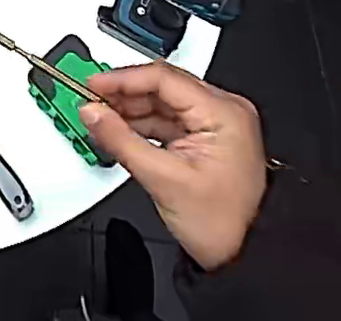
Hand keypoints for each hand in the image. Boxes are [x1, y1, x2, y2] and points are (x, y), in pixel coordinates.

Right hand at [79, 63, 266, 268]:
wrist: (250, 262)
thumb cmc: (227, 227)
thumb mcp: (164, 180)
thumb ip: (121, 140)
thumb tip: (91, 112)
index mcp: (223, 113)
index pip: (162, 78)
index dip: (121, 79)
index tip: (92, 84)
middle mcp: (222, 110)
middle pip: (159, 85)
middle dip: (122, 93)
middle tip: (90, 99)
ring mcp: (213, 122)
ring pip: (158, 100)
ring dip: (128, 108)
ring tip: (100, 116)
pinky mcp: (203, 135)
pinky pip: (164, 116)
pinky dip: (139, 122)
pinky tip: (118, 128)